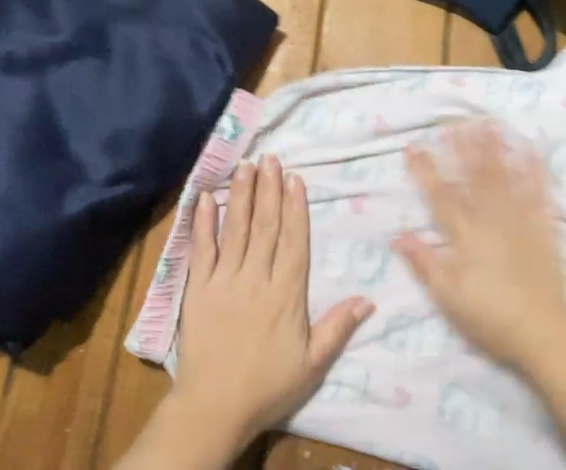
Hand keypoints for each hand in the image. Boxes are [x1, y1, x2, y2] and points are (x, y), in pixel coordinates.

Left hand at [169, 157, 374, 445]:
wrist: (213, 408)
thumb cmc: (268, 386)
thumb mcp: (312, 364)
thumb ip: (338, 328)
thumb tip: (368, 300)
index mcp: (286, 294)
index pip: (294, 241)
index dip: (296, 208)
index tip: (296, 179)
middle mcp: (256, 279)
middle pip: (266, 226)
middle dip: (270, 190)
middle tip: (271, 158)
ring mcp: (224, 281)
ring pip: (236, 230)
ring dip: (242, 196)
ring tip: (246, 166)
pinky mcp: (197, 290)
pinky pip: (201, 250)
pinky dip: (204, 222)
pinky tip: (207, 197)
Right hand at [393, 121, 565, 372]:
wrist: (544, 332)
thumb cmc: (491, 318)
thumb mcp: (448, 297)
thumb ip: (424, 262)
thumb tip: (398, 234)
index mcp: (465, 236)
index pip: (439, 196)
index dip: (425, 170)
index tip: (413, 147)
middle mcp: (491, 219)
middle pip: (473, 177)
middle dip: (462, 147)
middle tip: (454, 121)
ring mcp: (520, 220)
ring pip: (504, 176)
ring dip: (494, 148)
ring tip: (487, 122)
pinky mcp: (545, 227)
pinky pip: (539, 192)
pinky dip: (535, 169)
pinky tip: (531, 148)